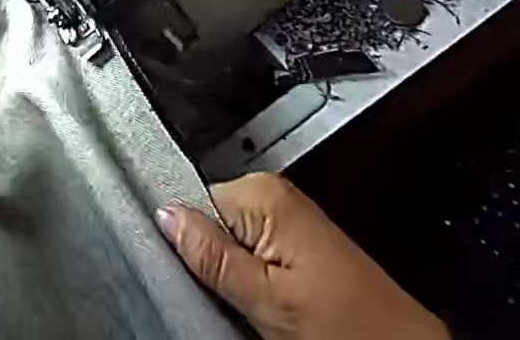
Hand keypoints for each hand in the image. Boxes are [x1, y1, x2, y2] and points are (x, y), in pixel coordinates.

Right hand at [158, 173, 446, 339]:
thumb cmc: (352, 332)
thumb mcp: (269, 302)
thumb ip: (213, 255)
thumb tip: (166, 215)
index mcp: (264, 193)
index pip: (194, 202)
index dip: (191, 243)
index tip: (197, 275)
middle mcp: (275, 195)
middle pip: (212, 222)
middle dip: (215, 263)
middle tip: (238, 302)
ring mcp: (288, 218)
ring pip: (231, 242)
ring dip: (234, 276)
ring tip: (258, 309)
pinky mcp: (298, 241)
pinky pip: (253, 252)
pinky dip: (253, 281)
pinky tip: (268, 306)